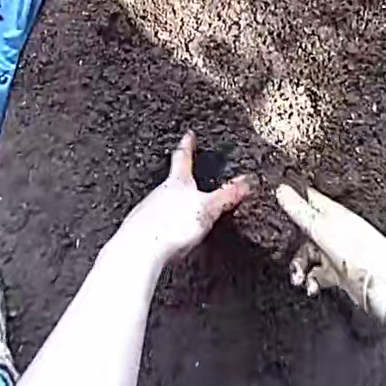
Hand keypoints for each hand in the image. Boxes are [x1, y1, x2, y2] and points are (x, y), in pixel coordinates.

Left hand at [114, 131, 254, 266]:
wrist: (137, 251)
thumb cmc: (171, 226)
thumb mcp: (208, 209)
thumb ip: (228, 195)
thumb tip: (248, 180)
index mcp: (177, 183)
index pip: (183, 157)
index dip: (187, 145)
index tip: (188, 135)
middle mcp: (159, 193)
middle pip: (170, 181)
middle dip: (178, 178)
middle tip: (184, 173)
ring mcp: (147, 211)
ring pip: (160, 202)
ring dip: (169, 204)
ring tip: (179, 210)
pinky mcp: (140, 231)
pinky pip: (153, 224)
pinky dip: (162, 225)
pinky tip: (167, 235)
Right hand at [276, 185, 385, 320]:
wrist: (383, 282)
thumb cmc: (358, 250)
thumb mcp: (322, 227)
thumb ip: (300, 211)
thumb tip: (281, 189)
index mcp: (332, 212)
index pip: (307, 198)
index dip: (292, 198)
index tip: (275, 202)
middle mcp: (334, 229)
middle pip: (305, 230)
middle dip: (292, 243)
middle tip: (285, 254)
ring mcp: (337, 251)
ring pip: (309, 254)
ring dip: (300, 267)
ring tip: (298, 279)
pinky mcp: (340, 272)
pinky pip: (318, 274)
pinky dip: (311, 281)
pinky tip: (312, 287)